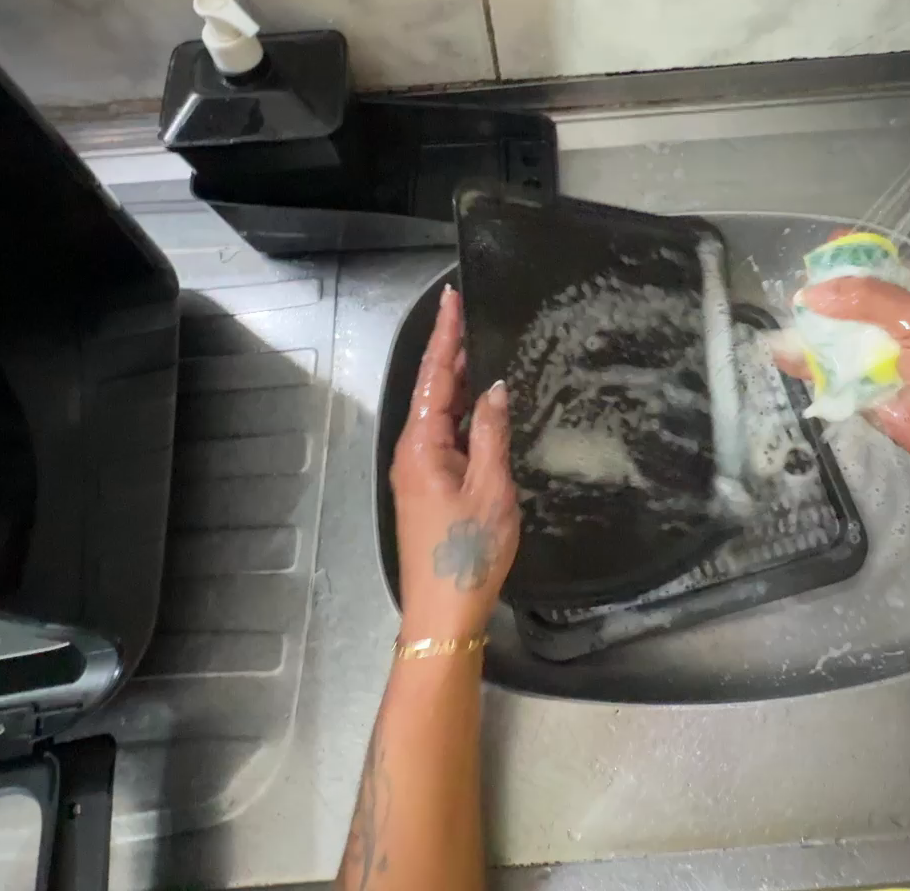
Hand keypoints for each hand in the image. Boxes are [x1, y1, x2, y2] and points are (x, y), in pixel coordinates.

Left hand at [389, 284, 520, 640]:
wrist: (443, 611)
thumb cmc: (468, 550)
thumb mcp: (491, 487)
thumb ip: (492, 433)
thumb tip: (496, 389)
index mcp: (422, 444)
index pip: (435, 376)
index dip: (445, 335)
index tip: (451, 298)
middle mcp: (413, 450)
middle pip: (432, 390)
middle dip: (450, 351)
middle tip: (470, 315)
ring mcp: (419, 469)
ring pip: (439, 413)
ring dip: (458, 382)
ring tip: (478, 347)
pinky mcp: (429, 485)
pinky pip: (446, 436)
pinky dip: (463, 414)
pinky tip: (481, 405)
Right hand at [785, 276, 909, 465]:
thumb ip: (868, 299)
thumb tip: (811, 294)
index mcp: (903, 297)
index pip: (866, 267)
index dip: (840, 260)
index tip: (813, 263)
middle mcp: (880, 320)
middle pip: (837, 300)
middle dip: (814, 296)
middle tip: (793, 299)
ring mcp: (863, 353)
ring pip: (824, 333)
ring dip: (803, 329)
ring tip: (783, 328)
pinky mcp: (850, 383)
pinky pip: (818, 368)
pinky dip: (798, 361)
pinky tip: (782, 355)